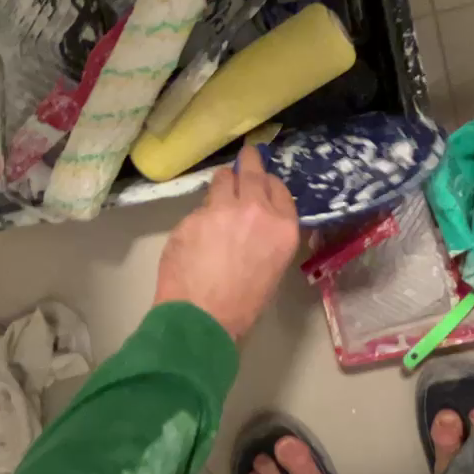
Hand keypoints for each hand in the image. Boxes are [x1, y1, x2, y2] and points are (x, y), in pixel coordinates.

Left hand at [153, 145, 299, 341]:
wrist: (203, 319)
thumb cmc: (244, 305)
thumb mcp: (273, 265)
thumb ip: (268, 234)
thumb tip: (255, 222)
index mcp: (282, 227)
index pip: (278, 188)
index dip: (268, 183)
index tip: (262, 181)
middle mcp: (254, 210)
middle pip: (252, 172)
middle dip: (249, 161)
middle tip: (247, 154)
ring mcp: (220, 210)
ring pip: (221, 180)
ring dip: (222, 184)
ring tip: (219, 192)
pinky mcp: (191, 216)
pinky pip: (198, 209)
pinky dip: (199, 217)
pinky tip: (196, 239)